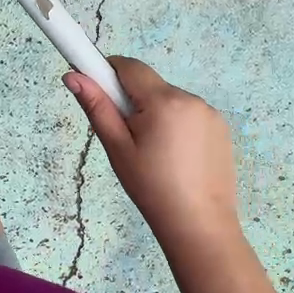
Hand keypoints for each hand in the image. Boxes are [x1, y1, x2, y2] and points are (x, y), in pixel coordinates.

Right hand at [64, 56, 240, 245]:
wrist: (199, 227)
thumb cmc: (151, 187)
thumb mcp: (116, 147)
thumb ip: (96, 106)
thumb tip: (72, 75)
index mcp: (164, 101)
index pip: (129, 66)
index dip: (109, 73)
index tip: (101, 95)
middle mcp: (191, 98)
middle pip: (149, 83)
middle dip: (132, 99)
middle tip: (126, 135)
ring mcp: (211, 113)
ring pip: (168, 98)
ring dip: (155, 112)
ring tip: (153, 151)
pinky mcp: (221, 128)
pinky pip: (188, 113)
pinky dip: (176, 124)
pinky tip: (175, 156)